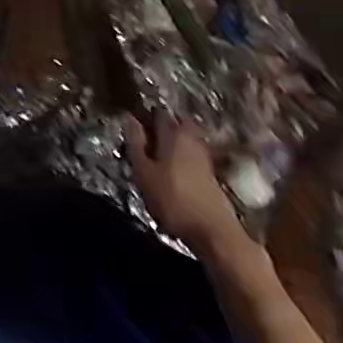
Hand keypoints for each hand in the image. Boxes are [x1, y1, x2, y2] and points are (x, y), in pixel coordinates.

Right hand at [128, 117, 243, 249]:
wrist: (213, 230)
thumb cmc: (172, 199)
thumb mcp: (144, 173)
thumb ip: (136, 144)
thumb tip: (130, 118)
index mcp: (174, 133)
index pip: (159, 113)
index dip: (145, 115)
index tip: (133, 126)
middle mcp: (192, 138)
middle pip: (175, 125)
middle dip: (161, 130)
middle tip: (144, 144)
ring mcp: (204, 155)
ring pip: (184, 141)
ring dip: (171, 146)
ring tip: (155, 162)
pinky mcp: (211, 173)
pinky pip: (191, 156)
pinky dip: (181, 160)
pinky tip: (172, 175)